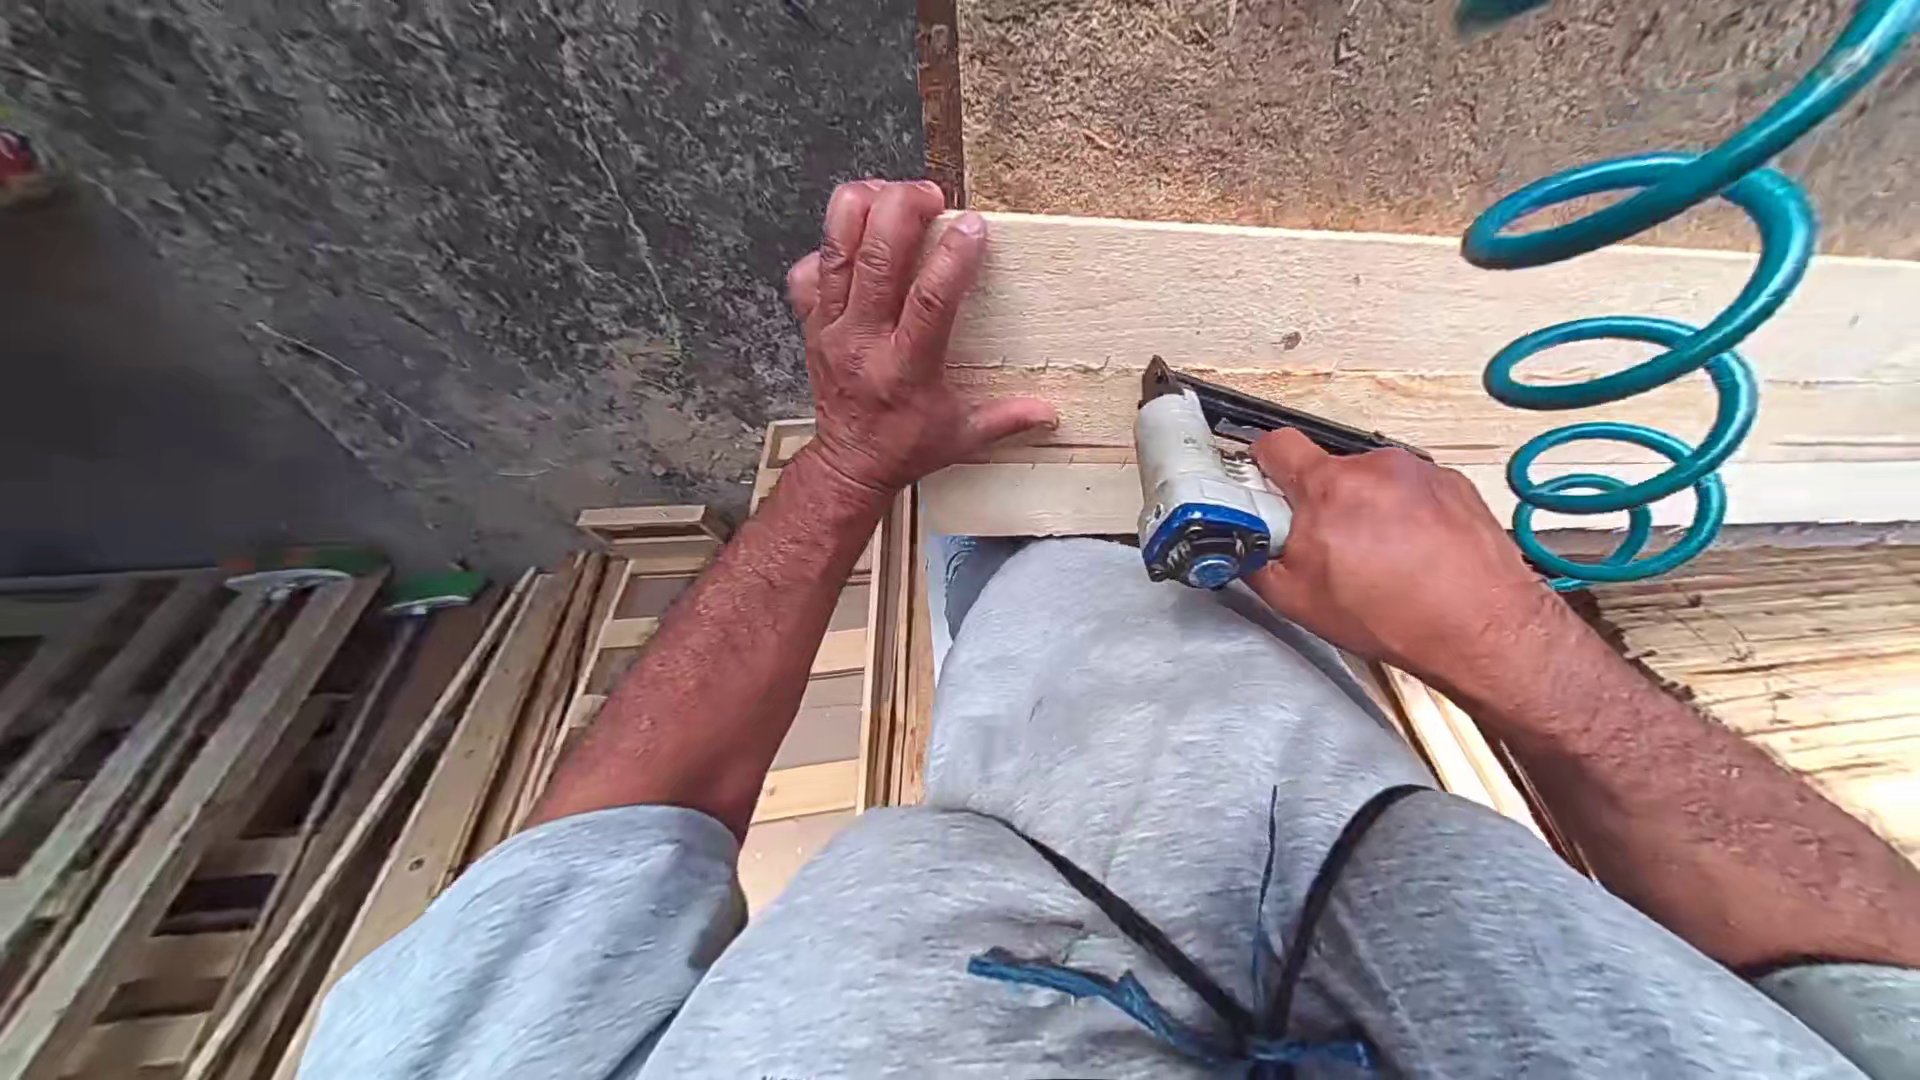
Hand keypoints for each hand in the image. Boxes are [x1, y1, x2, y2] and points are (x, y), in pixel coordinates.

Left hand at [785, 180, 1055, 499]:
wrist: (850, 465)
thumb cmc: (905, 449)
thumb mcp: (962, 437)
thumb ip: (1007, 419)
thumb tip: (1051, 413)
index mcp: (905, 369)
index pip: (929, 301)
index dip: (953, 258)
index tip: (974, 227)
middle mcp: (863, 342)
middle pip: (874, 257)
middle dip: (902, 209)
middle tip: (930, 195)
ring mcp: (831, 330)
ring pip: (835, 250)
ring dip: (861, 209)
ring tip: (890, 193)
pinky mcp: (812, 326)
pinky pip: (809, 270)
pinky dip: (828, 244)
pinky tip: (853, 236)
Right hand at [1247, 428, 1582, 696]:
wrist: (1481, 631)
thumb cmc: (1395, 616)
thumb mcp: (1293, 597)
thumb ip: (1255, 559)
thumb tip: (1242, 545)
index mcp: (1329, 487)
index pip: (1275, 443)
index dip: (1260, 462)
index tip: (1262, 483)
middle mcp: (1375, 468)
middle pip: (1322, 467)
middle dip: (1312, 499)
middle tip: (1319, 540)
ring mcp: (1418, 473)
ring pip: (1364, 479)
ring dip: (1357, 505)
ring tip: (1370, 551)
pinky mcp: (1451, 484)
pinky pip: (1404, 488)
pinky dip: (1396, 511)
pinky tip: (1404, 550)